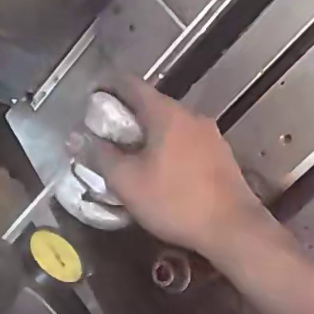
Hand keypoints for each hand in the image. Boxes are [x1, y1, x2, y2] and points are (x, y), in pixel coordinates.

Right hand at [71, 78, 276, 259]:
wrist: (233, 228)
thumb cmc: (175, 201)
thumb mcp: (127, 182)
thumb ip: (101, 156)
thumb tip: (80, 138)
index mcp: (166, 113)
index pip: (131, 84)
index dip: (108, 87)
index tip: (91, 100)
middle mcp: (191, 115)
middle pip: (151, 104)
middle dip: (126, 116)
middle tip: (105, 136)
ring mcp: (210, 135)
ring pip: (170, 125)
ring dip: (148, 135)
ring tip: (130, 157)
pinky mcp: (221, 155)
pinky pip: (186, 142)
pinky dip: (168, 148)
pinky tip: (160, 172)